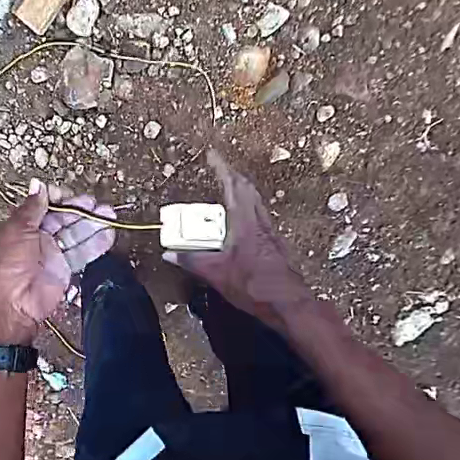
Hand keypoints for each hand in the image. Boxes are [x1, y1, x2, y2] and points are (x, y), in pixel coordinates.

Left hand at [0, 181, 115, 344]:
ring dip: (92, 225)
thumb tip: (38, 185)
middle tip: (96, 204)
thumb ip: (32, 208)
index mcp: (20, 226)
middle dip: (80, 210)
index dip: (58, 199)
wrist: (11, 307)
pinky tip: (109, 234)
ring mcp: (51, 254)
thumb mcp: (16, 231)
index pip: (43, 206)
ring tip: (109, 215)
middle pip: (63, 219)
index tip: (70, 196)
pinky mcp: (64, 270)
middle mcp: (36, 238)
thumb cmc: (5, 268)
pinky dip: (95, 244)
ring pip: (75, 235)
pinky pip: (81, 253)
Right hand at [164, 150, 310, 330]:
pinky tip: (240, 225)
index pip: (233, 186)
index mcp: (245, 223)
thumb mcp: (216, 274)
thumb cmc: (254, 286)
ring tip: (227, 194)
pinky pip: (259, 219)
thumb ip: (192, 261)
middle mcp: (260, 223)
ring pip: (256, 204)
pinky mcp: (275, 245)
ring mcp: (271, 234)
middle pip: (248, 191)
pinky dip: (247, 213)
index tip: (213, 155)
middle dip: (233, 177)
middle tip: (219, 172)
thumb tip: (170, 255)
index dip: (222, 168)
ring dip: (241, 194)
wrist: (288, 304)